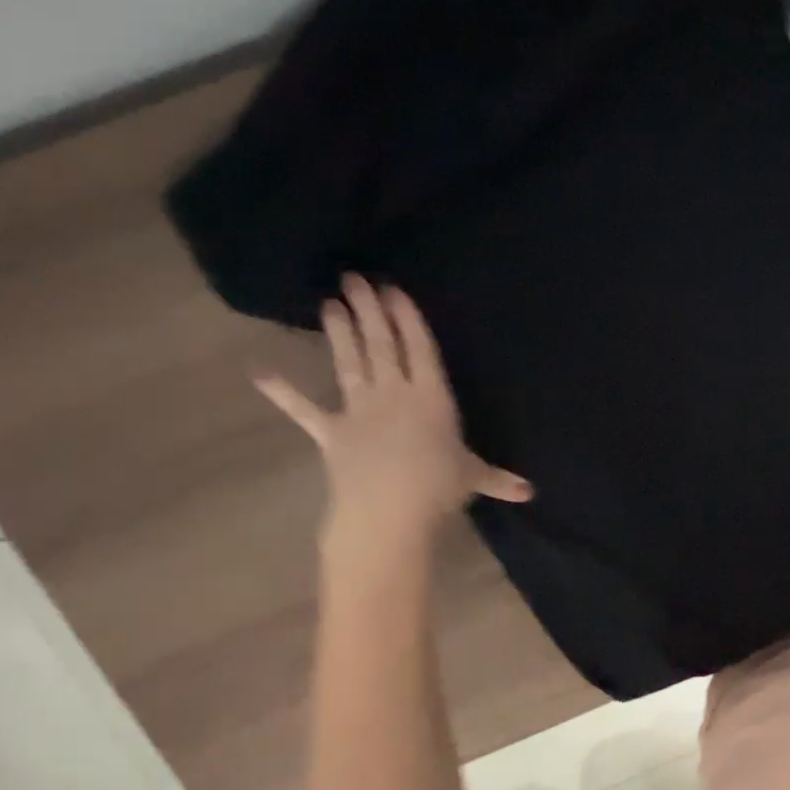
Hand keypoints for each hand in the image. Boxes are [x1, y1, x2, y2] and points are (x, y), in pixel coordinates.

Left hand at [253, 274, 530, 539]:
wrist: (388, 511)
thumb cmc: (439, 487)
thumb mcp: (474, 478)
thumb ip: (497, 478)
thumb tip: (529, 492)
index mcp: (432, 398)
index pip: (420, 349)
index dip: (407, 317)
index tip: (393, 289)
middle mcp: (394, 394)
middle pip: (382, 345)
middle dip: (370, 310)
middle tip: (355, 278)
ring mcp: (359, 410)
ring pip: (350, 363)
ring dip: (340, 333)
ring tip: (329, 303)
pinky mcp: (331, 432)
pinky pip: (304, 409)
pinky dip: (282, 391)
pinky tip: (260, 372)